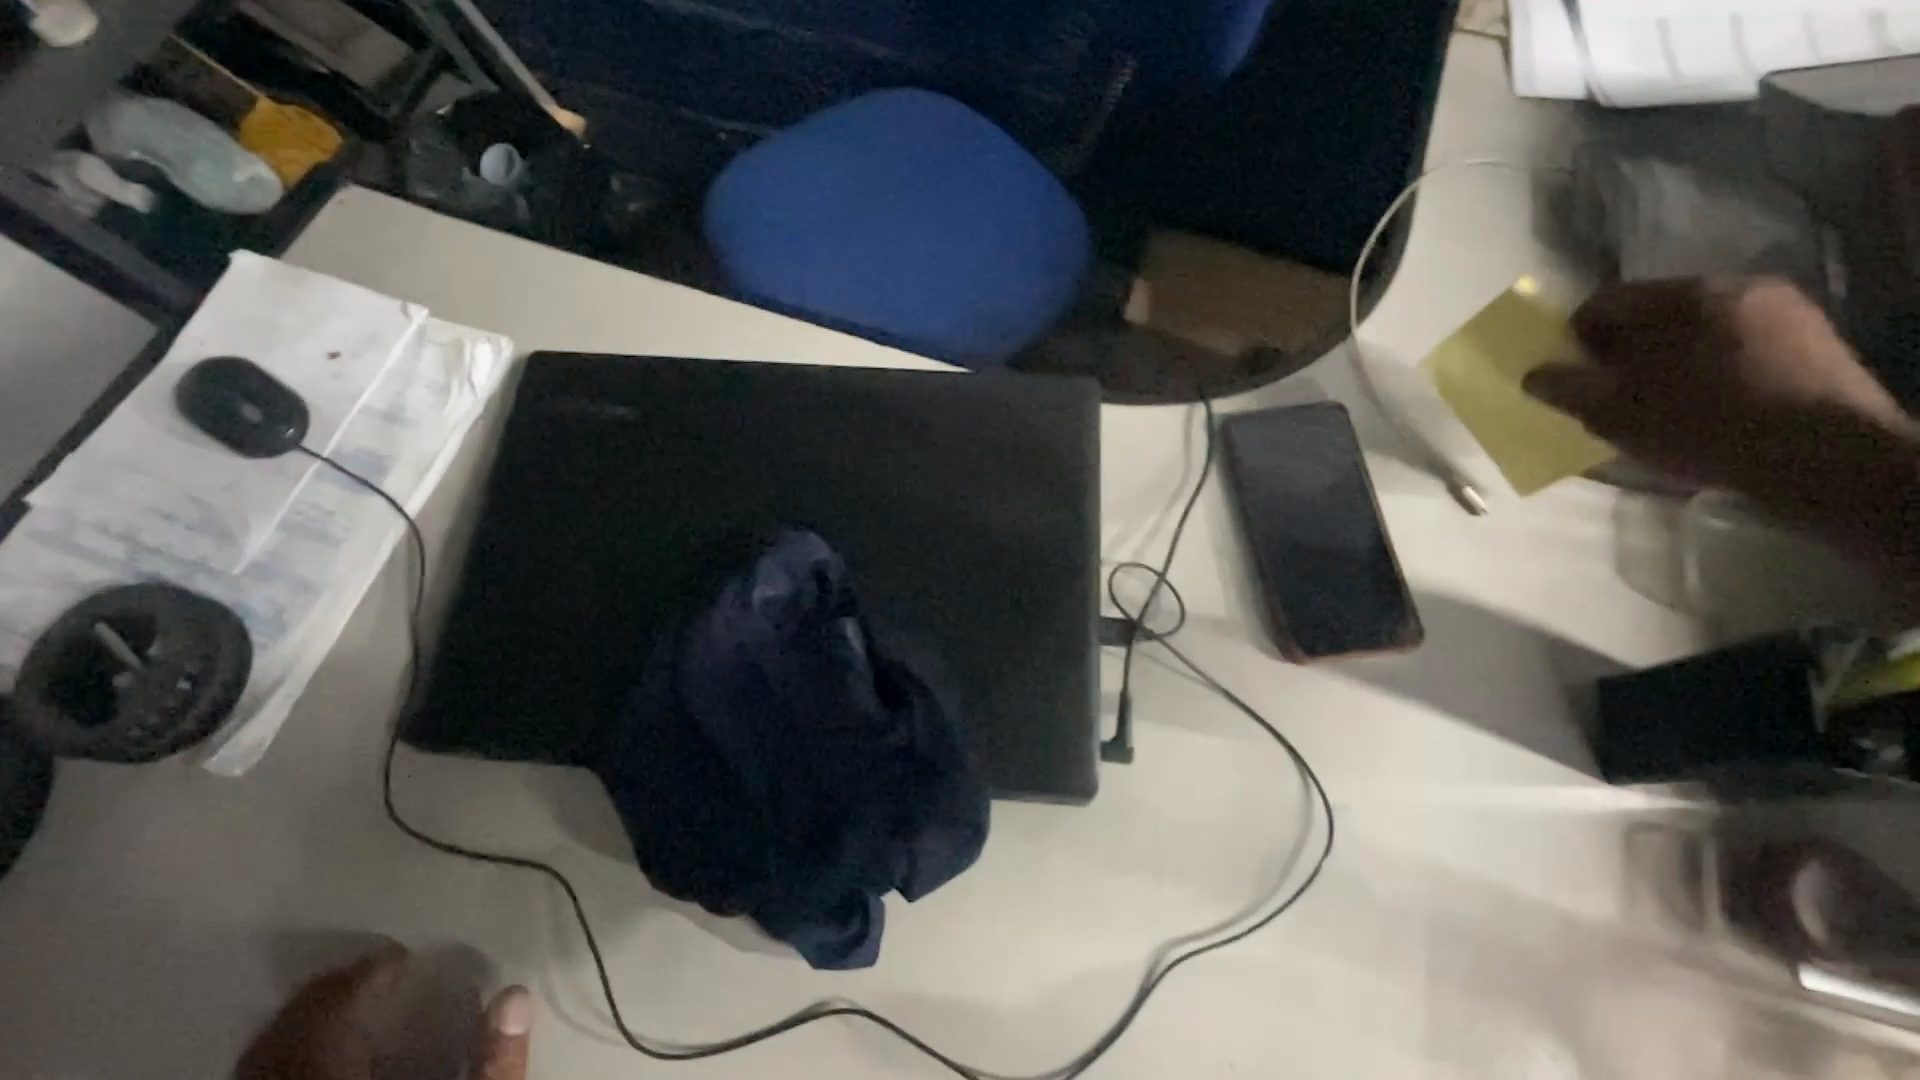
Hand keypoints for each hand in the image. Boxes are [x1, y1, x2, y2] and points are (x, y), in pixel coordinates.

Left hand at [235, 944, 531, 1079]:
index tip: (399, 960)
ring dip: (301, 1029)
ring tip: (347, 1011)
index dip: (363, 980)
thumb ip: (496, 1068)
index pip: (332, 1018)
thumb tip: (513, 997)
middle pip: (283, 1040)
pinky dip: (283, 1064)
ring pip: (257, 1068)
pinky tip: (321, 1064)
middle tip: (372, 976)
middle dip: (326, 998)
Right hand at [1524, 278, 1907, 490]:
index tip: (1567, 373)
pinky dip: (1709, 371)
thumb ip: (1567, 387)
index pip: (1606, 301)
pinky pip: (1737, 348)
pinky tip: (1704, 409)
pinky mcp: (1814, 345)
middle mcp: (1739, 288)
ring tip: (1654, 404)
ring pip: (1698, 331)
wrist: (1825, 459)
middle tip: (1608, 391)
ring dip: (1667, 361)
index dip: (1574, 336)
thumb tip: (1534, 373)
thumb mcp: (1616, 412)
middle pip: (1655, 314)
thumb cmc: (1706, 425)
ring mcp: (1786, 313)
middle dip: (1624, 349)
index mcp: (1688, 295)